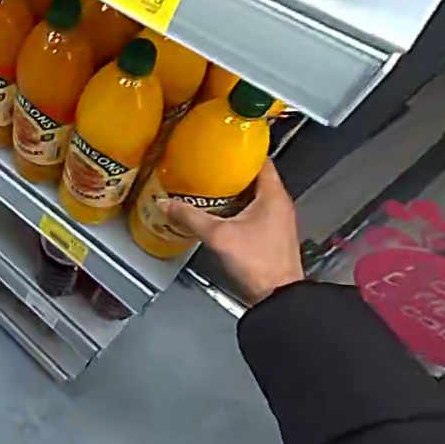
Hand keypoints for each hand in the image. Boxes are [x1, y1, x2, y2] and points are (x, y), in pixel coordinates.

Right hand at [164, 162, 304, 305]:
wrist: (278, 297)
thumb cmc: (257, 262)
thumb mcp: (218, 236)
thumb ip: (190, 217)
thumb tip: (165, 203)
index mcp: (273, 196)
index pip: (261, 161)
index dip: (242, 151)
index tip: (223, 145)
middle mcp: (279, 204)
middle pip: (254, 178)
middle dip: (230, 171)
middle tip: (206, 165)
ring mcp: (276, 220)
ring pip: (252, 195)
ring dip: (232, 190)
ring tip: (206, 186)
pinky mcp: (270, 234)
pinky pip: (252, 211)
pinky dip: (235, 207)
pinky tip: (215, 211)